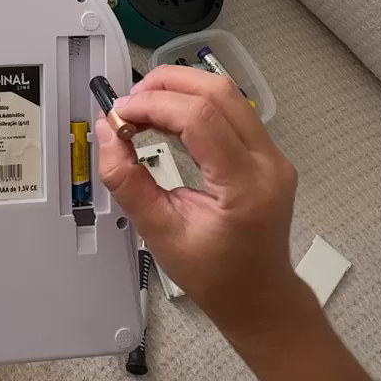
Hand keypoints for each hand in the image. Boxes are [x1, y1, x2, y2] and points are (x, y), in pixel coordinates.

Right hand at [96, 66, 311, 341]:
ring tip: (144, 107)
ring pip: (227, 92)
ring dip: (180, 88)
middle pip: (218, 91)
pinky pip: (230, 108)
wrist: (259, 296)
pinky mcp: (267, 151)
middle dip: (167, 84)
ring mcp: (273, 154)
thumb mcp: (159, 232)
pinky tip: (167, 118)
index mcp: (245, 187)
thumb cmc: (214, 274)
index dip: (154, 106)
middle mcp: (268, 163)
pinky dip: (193, 102)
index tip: (120, 115)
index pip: (200, 119)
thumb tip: (107, 132)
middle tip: (130, 103)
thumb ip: (127, 181)